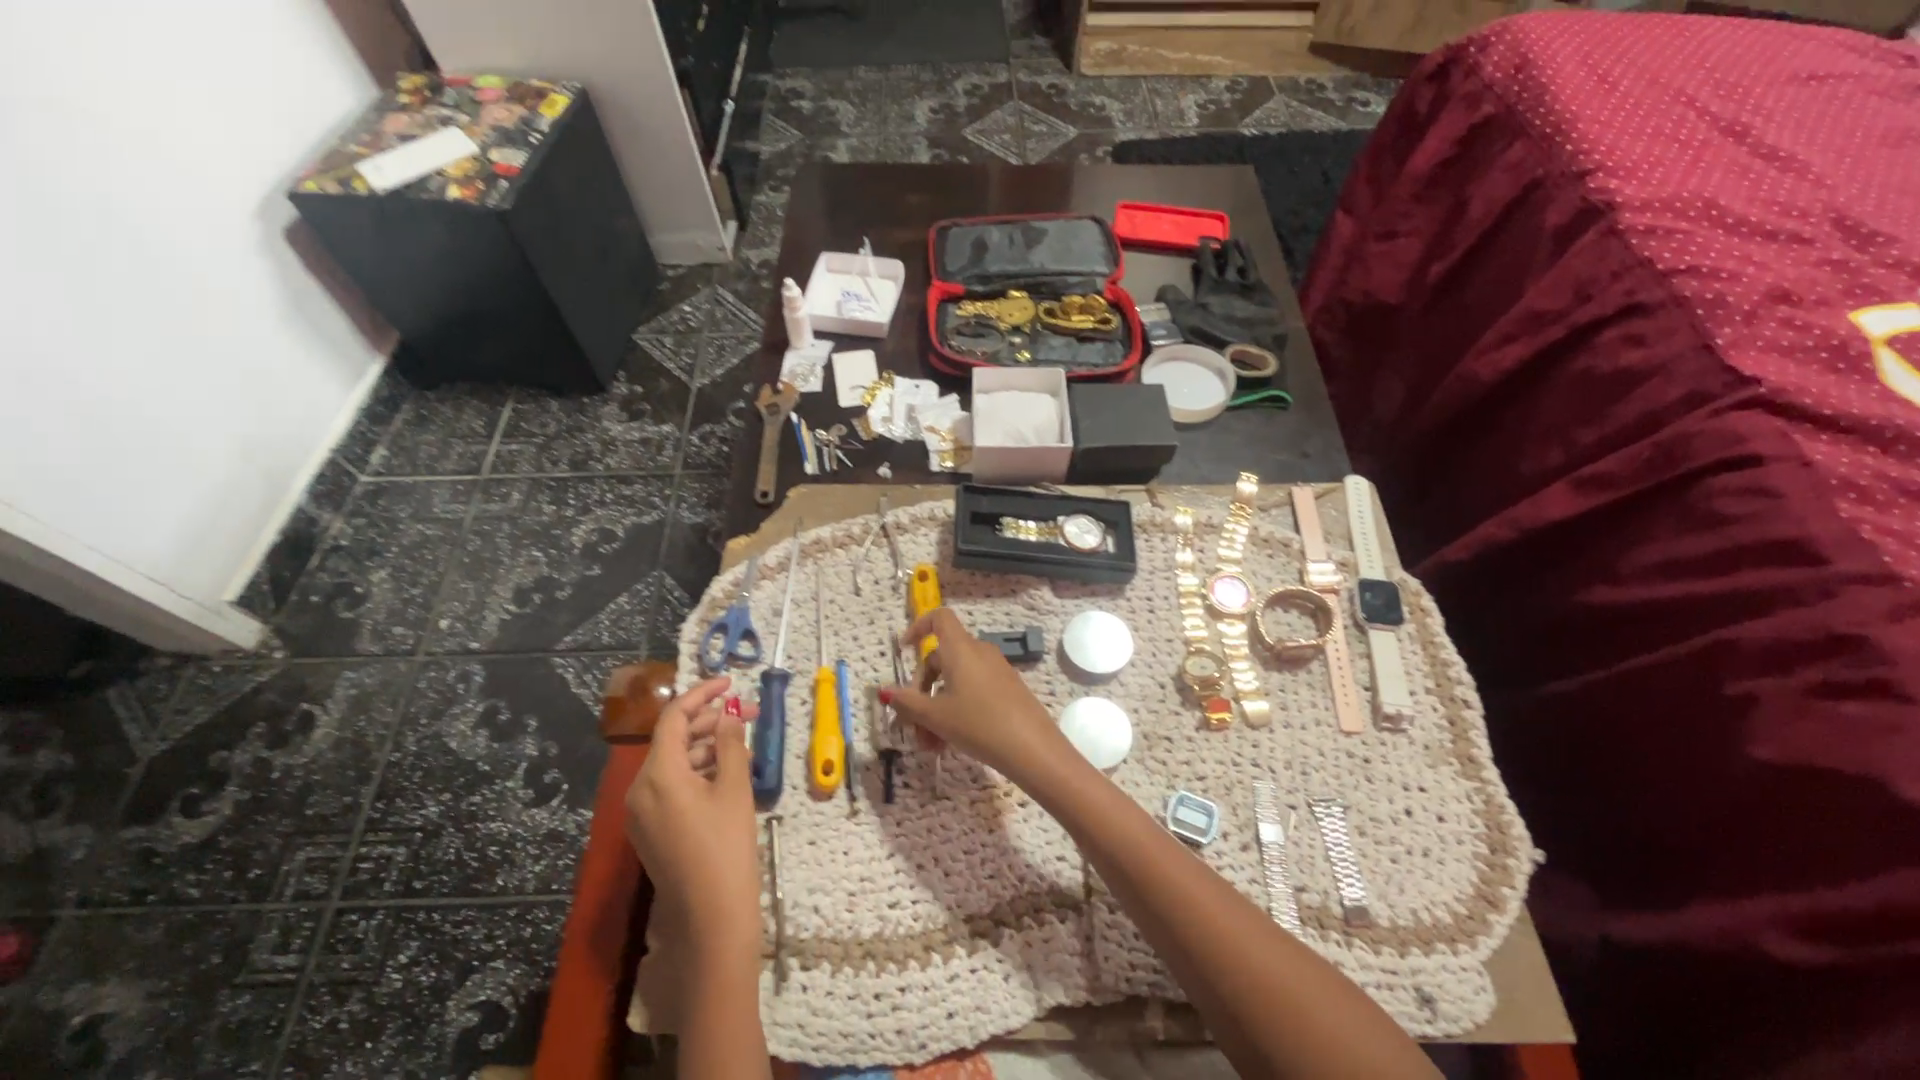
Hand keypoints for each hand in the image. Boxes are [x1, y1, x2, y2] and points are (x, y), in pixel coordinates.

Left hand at [625, 676, 760, 957]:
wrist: (710, 917)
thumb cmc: (726, 848)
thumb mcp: (734, 790)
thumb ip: (731, 745)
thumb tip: (728, 715)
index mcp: (657, 774)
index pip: (674, 718)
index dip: (702, 694)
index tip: (731, 682)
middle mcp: (640, 789)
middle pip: (672, 740)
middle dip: (708, 722)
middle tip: (747, 714)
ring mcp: (642, 813)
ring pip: (673, 764)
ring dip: (706, 748)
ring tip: (743, 746)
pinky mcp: (651, 831)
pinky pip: (671, 787)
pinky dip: (698, 773)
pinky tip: (728, 775)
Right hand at [882, 607, 1076, 787]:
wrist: (1032, 748)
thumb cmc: (979, 724)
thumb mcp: (936, 717)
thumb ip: (908, 703)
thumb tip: (885, 691)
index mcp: (960, 649)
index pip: (939, 618)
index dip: (918, 627)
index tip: (904, 651)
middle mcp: (979, 653)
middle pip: (941, 659)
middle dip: (922, 691)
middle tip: (913, 724)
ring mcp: (996, 671)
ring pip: (956, 681)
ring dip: (937, 708)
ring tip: (931, 745)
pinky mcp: (1008, 689)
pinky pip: (974, 690)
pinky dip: (957, 709)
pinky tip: (951, 742)